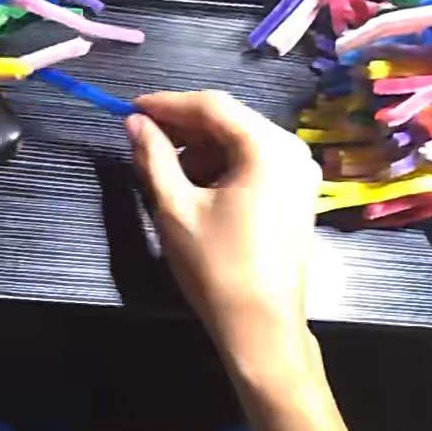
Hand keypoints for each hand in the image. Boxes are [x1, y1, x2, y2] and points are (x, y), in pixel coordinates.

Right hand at [125, 91, 321, 370]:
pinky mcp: (297, 194)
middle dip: (184, 128)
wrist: (261, 326)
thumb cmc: (216, 267)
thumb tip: (133, 123)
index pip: (212, 105)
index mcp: (267, 147)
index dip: (167, 103)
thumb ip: (153, 157)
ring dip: (201, 150)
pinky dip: (222, 167)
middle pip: (230, 121)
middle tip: (144, 139)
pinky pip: (254, 164)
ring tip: (166, 170)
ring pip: (241, 143)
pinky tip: (196, 186)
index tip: (131, 109)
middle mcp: (292, 150)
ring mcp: (300, 173)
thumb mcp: (175, 208)